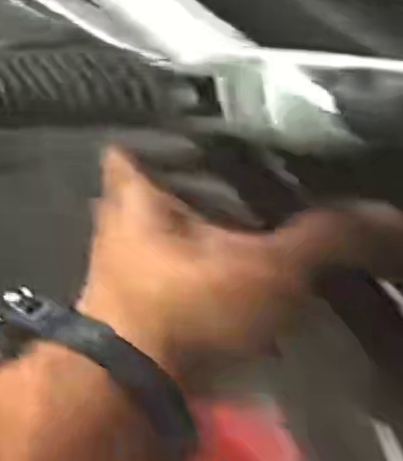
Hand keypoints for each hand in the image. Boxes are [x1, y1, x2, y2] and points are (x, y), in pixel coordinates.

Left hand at [76, 147, 402, 386]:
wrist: (142, 361)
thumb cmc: (188, 298)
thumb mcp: (268, 265)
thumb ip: (323, 236)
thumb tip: (383, 210)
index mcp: (130, 190)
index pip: (136, 144)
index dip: (171, 136)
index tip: (224, 137)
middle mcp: (121, 209)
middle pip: (166, 181)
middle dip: (215, 183)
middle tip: (277, 182)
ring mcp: (131, 244)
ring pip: (180, 218)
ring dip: (225, 221)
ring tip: (288, 220)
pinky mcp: (150, 278)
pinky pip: (188, 251)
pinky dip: (223, 251)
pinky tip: (269, 261)